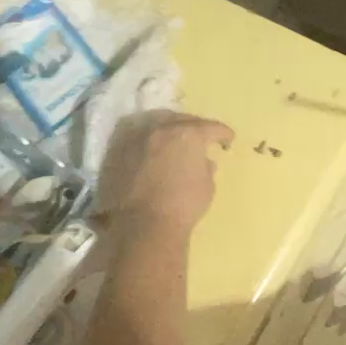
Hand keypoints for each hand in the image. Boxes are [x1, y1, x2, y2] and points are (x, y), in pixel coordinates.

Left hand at [96, 111, 234, 240]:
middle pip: (181, 119)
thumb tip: (204, 162)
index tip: (228, 139)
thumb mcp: (207, 187)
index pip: (210, 127)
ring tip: (173, 137)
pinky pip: (136, 135)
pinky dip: (147, 137)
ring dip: (168, 127)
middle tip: (201, 136)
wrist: (141, 225)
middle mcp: (161, 127)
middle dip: (194, 126)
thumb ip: (206, 168)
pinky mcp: (116, 149)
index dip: (222, 133)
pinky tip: (151, 146)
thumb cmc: (182, 206)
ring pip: (155, 122)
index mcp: (188, 134)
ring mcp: (136, 136)